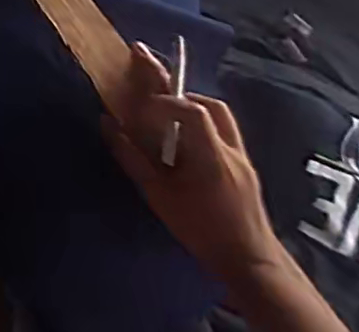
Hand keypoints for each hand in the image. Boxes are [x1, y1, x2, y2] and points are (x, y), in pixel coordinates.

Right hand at [102, 42, 285, 284]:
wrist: (251, 264)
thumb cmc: (201, 229)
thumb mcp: (158, 195)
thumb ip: (131, 156)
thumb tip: (106, 122)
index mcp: (212, 156)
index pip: (192, 110)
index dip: (164, 101)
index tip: (142, 110)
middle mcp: (232, 151)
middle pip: (211, 105)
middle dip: (179, 95)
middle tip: (154, 93)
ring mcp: (243, 159)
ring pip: (222, 116)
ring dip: (192, 108)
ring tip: (167, 118)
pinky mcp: (246, 168)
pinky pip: (224, 132)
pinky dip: (202, 126)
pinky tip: (185, 141)